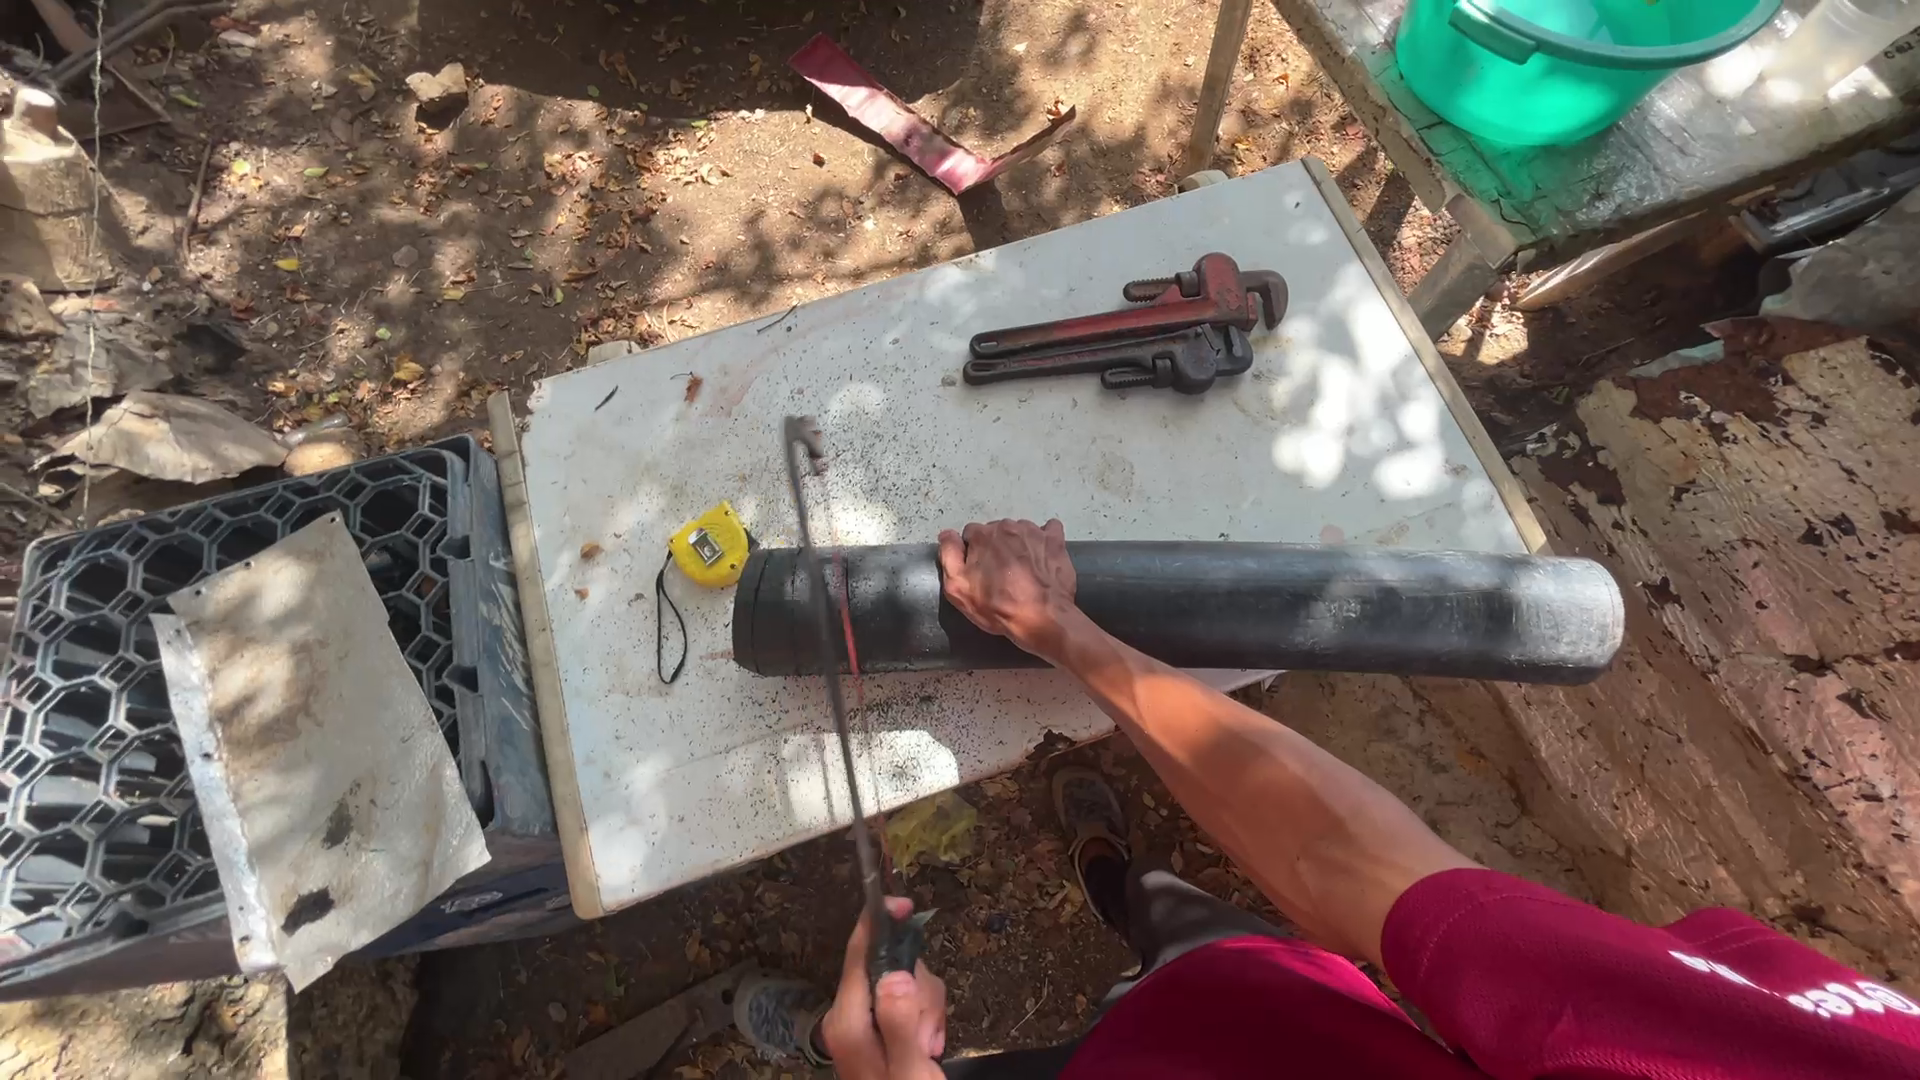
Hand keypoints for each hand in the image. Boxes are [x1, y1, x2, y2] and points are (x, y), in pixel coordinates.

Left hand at [819, 897, 946, 1079]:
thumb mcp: (909, 1073)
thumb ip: (901, 1024)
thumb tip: (895, 974)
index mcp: (848, 1017)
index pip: (859, 950)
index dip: (880, 921)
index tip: (906, 906)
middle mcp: (851, 1011)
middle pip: (887, 961)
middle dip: (917, 982)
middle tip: (929, 1025)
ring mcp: (866, 1018)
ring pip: (903, 976)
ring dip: (925, 1002)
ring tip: (930, 1042)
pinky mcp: (881, 1024)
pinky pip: (909, 995)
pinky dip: (925, 1013)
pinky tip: (929, 1042)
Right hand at [937, 519, 1078, 660]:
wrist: (1041, 617)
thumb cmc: (997, 606)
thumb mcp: (957, 588)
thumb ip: (948, 555)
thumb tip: (947, 534)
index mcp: (982, 535)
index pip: (971, 535)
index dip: (973, 554)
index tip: (980, 572)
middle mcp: (1007, 526)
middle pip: (995, 532)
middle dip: (995, 548)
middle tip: (1000, 574)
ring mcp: (1034, 531)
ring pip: (1019, 531)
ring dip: (1018, 544)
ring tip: (1022, 569)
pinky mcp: (1055, 540)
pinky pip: (1048, 529)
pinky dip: (1044, 539)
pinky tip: (1042, 555)